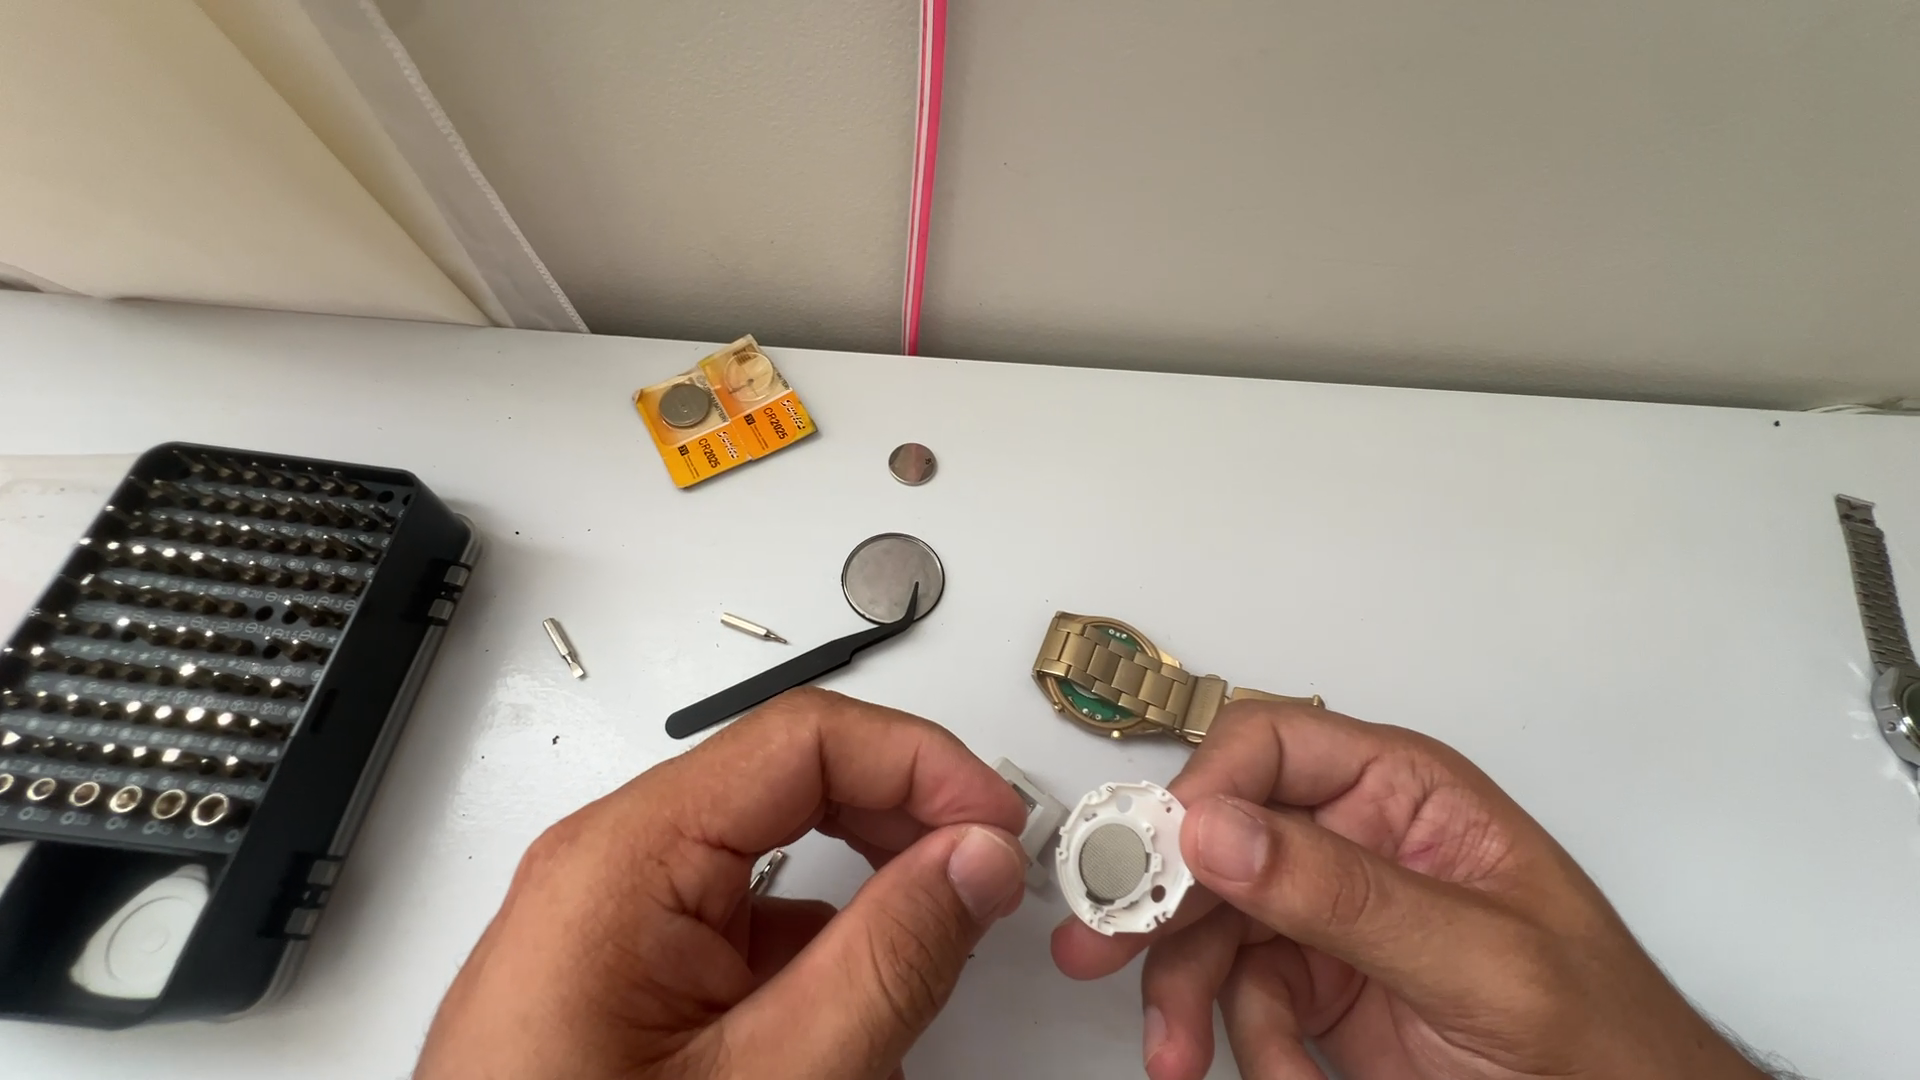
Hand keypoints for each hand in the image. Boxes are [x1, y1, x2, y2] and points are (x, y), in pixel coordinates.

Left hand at [417, 688, 1029, 1079]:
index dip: (917, 760)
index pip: (805, 738)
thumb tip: (978, 856)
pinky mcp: (641, 958)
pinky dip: (830, 930)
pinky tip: (864, 985)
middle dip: (904, 809)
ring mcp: (626, 910)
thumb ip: (888, 961)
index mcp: (627, 857)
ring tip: (938, 923)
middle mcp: (618, 860)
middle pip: (796, 774)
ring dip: (874, 869)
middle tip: (982, 865)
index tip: (994, 816)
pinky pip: (757, 907)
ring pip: (784, 841)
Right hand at [1052, 701, 1764, 1079]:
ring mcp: (1319, 908)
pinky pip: (1237, 988)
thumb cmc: (1607, 1053)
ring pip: (1210, 918)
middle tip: (1094, 946)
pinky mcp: (1307, 979)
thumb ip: (1342, 892)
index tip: (1159, 857)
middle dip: (1160, 898)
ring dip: (1183, 985)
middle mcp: (1343, 832)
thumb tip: (1205, 828)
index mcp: (1395, 787)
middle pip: (1217, 835)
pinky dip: (1238, 1038)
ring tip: (1169, 1054)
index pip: (1267, 744)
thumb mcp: (1482, 967)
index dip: (1207, 786)